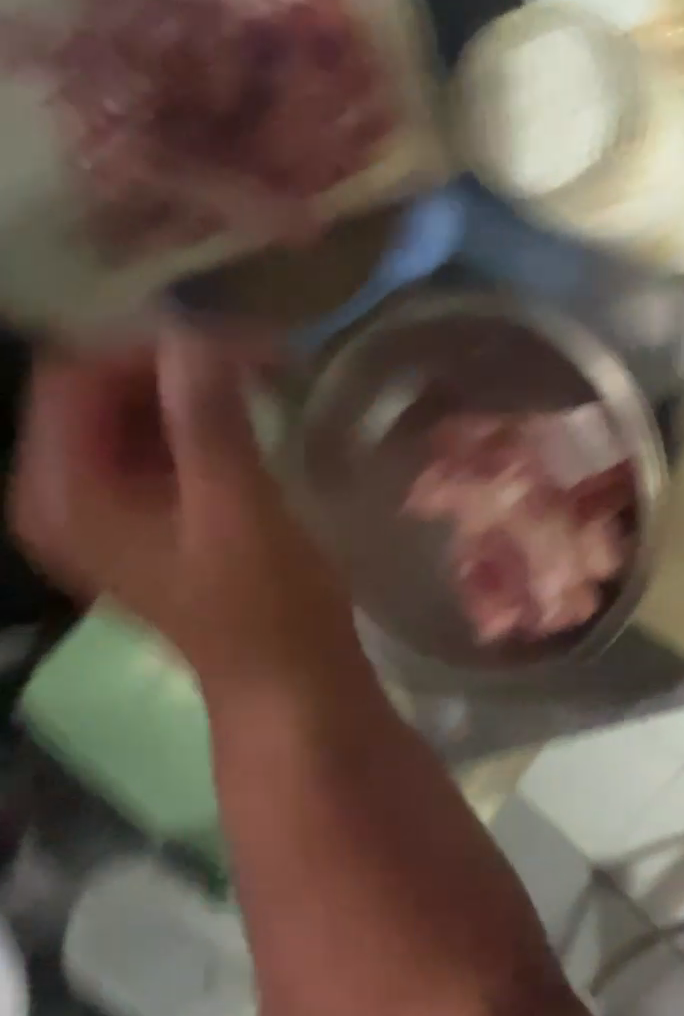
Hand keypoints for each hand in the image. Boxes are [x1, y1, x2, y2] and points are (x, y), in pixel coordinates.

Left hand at [9, 331, 361, 684]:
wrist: (288, 677)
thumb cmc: (267, 603)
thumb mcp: (240, 511)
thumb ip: (210, 424)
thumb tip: (198, 337)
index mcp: (63, 492)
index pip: (75, 379)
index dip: (155, 347)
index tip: (250, 344)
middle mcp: (63, 492)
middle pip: (96, 393)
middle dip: (177, 364)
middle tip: (269, 357)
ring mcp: (104, 506)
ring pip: (130, 416)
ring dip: (193, 389)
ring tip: (268, 379)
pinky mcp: (147, 517)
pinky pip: (156, 446)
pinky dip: (201, 422)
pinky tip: (253, 420)